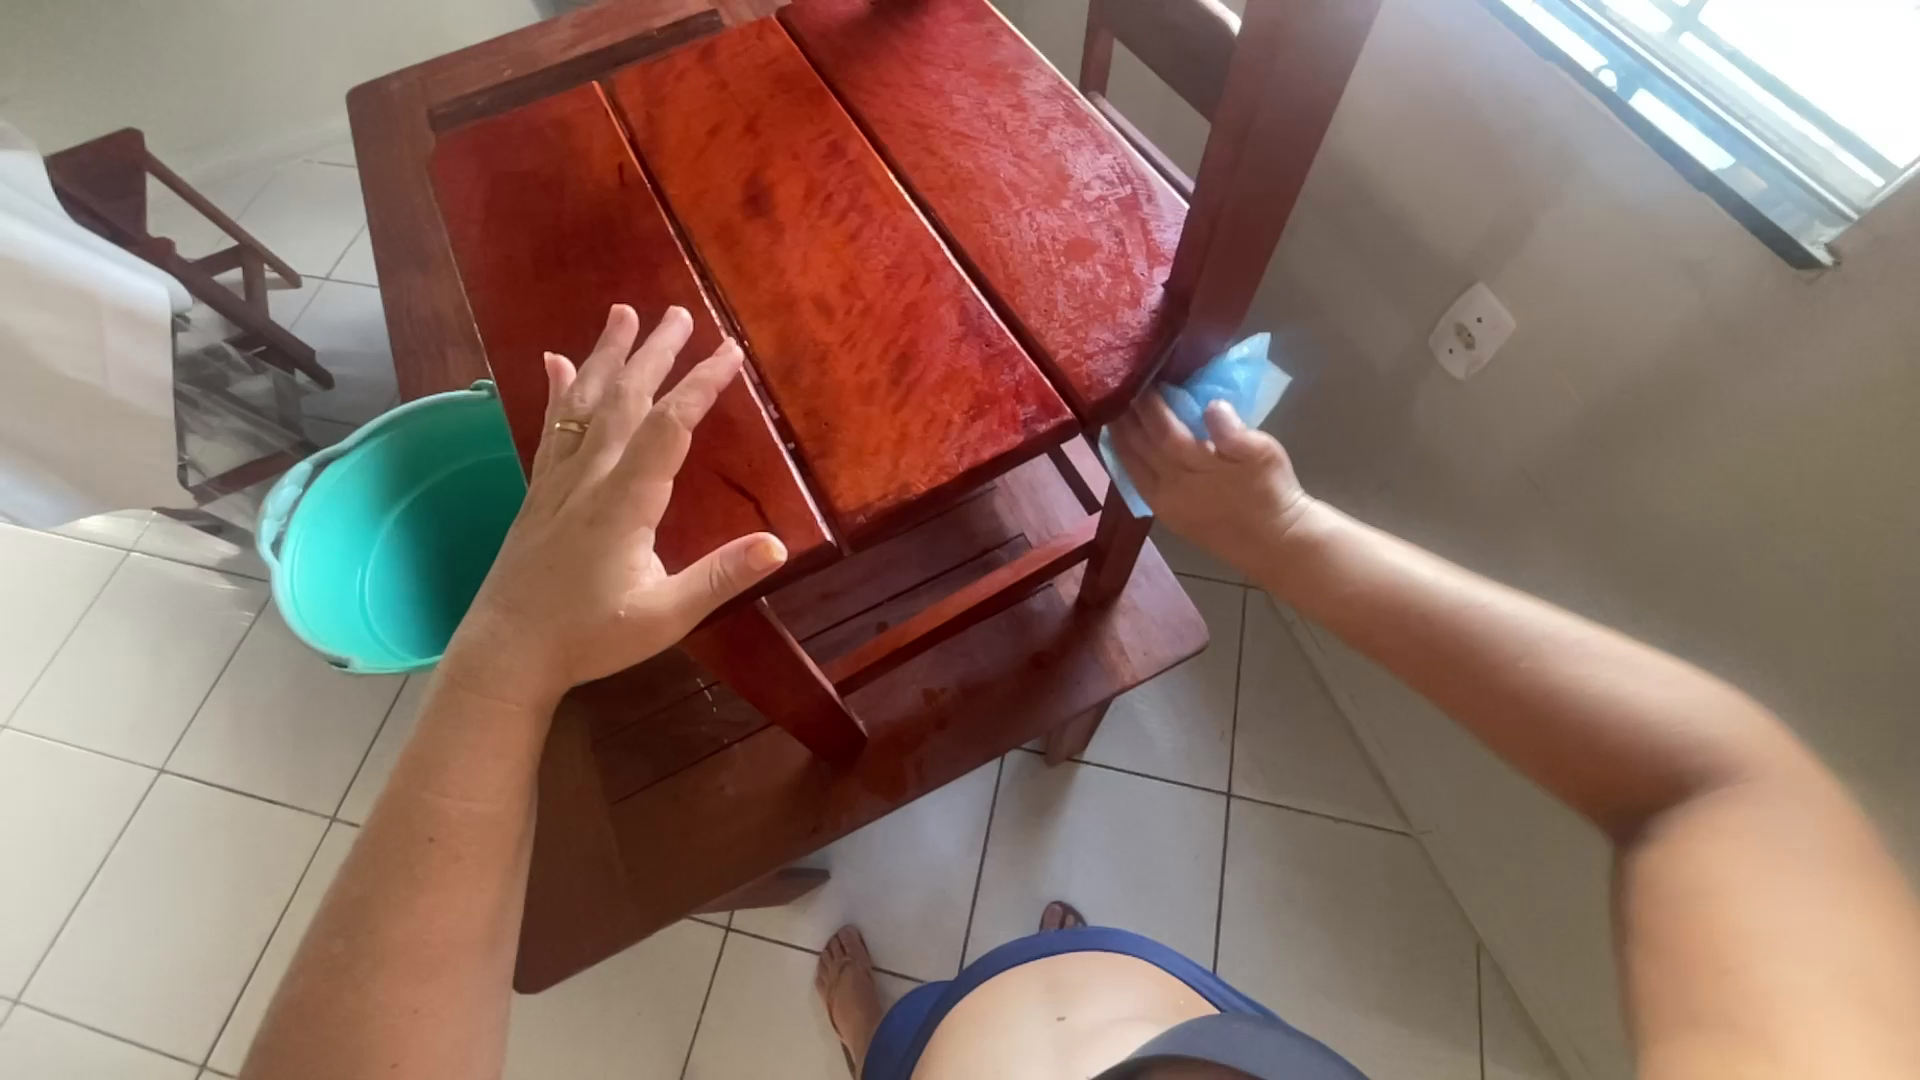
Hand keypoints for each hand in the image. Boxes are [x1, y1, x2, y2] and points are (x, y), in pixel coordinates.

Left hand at [439, 304, 787, 710]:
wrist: (505, 654)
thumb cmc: (590, 637)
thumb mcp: (666, 615)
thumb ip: (721, 578)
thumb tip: (779, 544)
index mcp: (624, 502)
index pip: (669, 428)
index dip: (701, 386)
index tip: (730, 352)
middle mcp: (589, 478)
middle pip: (626, 400)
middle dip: (656, 354)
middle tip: (681, 313)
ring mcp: (558, 481)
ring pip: (585, 405)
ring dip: (607, 356)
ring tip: (623, 313)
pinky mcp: (540, 492)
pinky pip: (551, 429)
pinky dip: (557, 392)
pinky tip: (556, 363)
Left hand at [1109, 393, 1316, 576]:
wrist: (1273, 542)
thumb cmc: (1271, 491)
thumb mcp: (1263, 453)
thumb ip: (1233, 430)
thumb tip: (1211, 405)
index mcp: (1198, 466)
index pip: (1164, 430)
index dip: (1149, 407)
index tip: (1141, 382)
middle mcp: (1173, 485)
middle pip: (1141, 447)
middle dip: (1127, 420)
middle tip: (1114, 394)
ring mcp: (1166, 503)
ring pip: (1133, 467)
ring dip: (1120, 442)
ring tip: (1110, 419)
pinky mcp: (1165, 516)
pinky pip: (1136, 485)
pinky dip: (1125, 465)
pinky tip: (1121, 452)